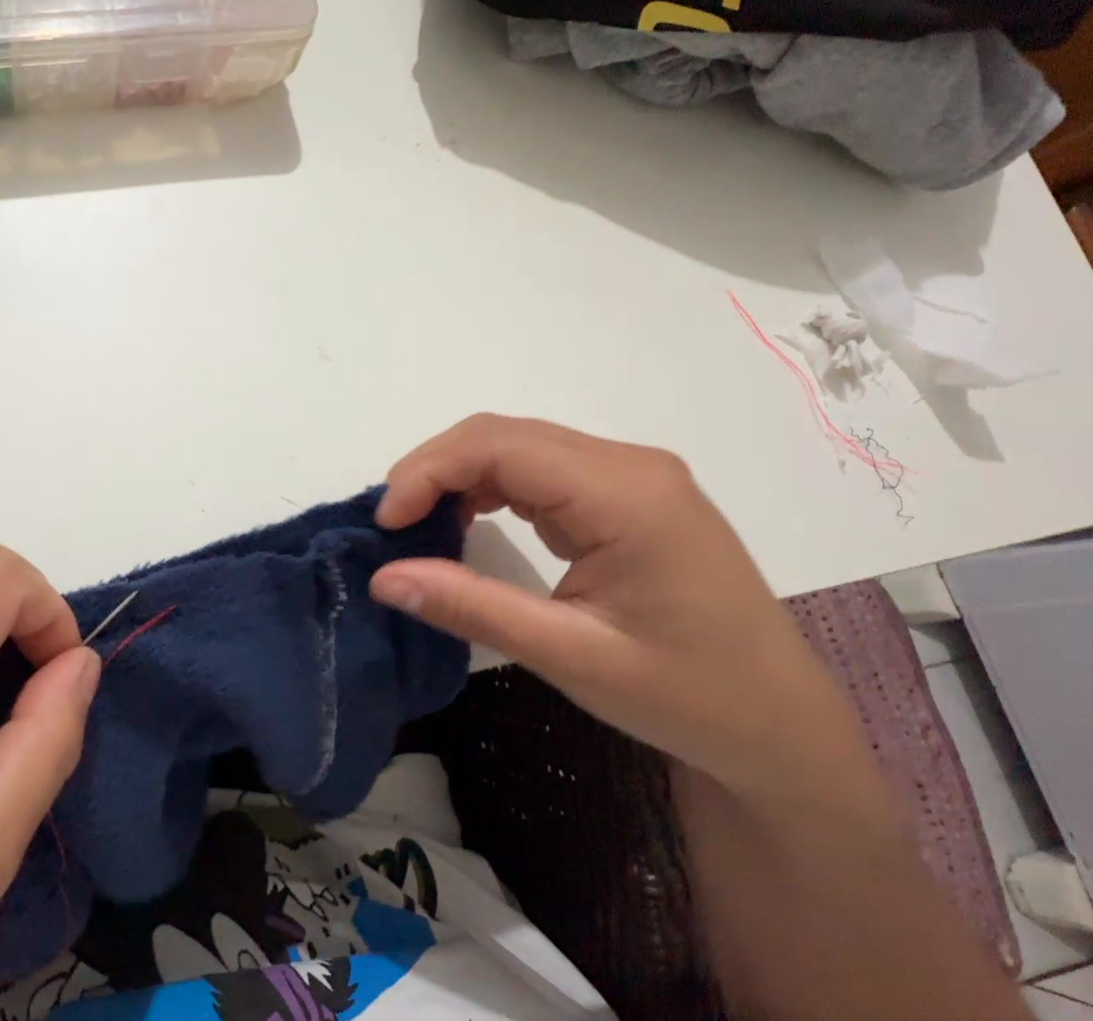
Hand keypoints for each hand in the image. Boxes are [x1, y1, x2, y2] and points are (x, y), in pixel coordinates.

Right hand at [370, 415, 878, 812]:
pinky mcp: (628, 499)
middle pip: (505, 435)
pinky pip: (541, 473)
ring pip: (519, 448)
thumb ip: (471, 607)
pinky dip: (490, 491)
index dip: (428, 472)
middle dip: (434, 470)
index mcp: (627, 494)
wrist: (778, 724)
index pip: (500, 445)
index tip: (385, 526)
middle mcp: (631, 467)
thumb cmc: (685, 695)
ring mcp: (633, 479)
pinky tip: (467, 527)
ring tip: (418, 529)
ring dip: (459, 478)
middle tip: (391, 528)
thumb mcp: (568, 655)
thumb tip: (382, 576)